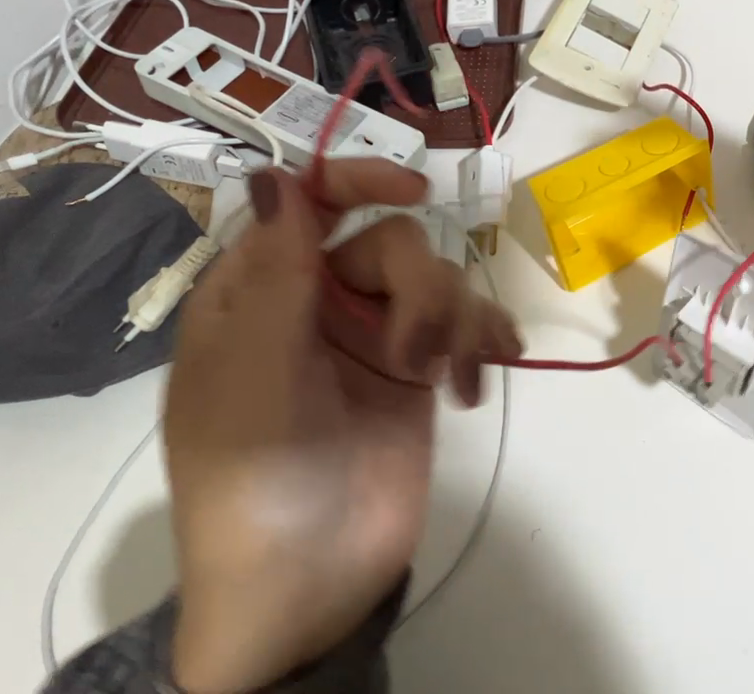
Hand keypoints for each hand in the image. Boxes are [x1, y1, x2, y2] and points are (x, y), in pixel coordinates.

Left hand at [164, 161, 519, 692]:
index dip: (359, 178)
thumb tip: (274, 172)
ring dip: (456, 323)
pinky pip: (469, 322)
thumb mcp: (256, 374)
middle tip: (417, 355)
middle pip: (392, 244)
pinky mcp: (423, 369)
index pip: (309, 203)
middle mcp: (320, 302)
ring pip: (439, 280)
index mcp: (260, 293)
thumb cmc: (258, 478)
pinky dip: (487, 335)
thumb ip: (277, 275)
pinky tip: (498, 363)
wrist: (311, 582)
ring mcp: (377, 336)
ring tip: (455, 383)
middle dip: (419, 290)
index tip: (417, 189)